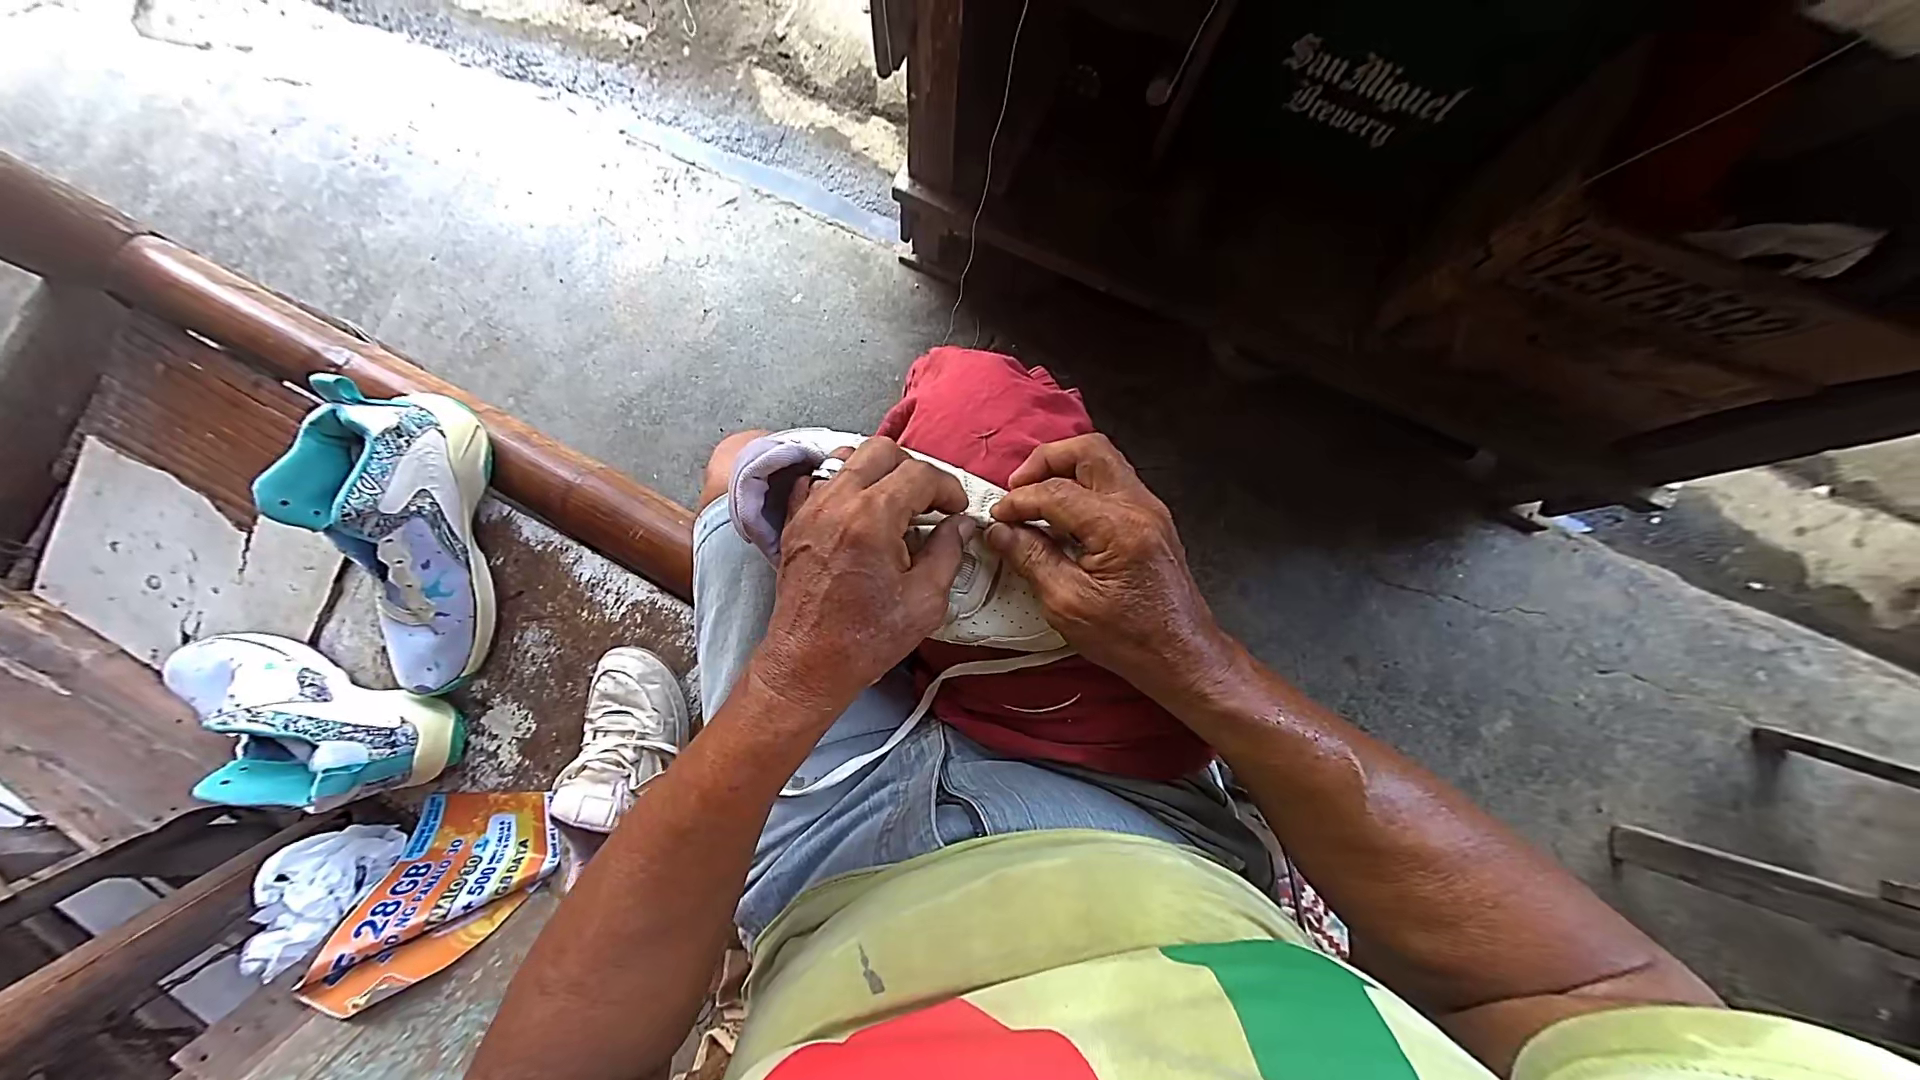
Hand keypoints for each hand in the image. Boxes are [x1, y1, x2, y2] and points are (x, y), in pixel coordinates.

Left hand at [749, 437, 972, 718]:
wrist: (809, 663)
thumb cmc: (864, 640)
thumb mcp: (925, 600)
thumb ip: (948, 552)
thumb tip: (960, 526)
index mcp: (872, 519)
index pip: (919, 474)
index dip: (947, 487)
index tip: (955, 508)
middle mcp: (837, 504)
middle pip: (882, 450)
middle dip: (914, 468)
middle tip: (930, 499)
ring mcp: (811, 510)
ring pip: (848, 457)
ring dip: (878, 470)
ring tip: (896, 501)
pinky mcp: (795, 523)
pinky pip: (818, 480)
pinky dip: (843, 482)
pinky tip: (858, 509)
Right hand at [986, 434, 1233, 705]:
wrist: (1181, 655)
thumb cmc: (1129, 638)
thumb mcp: (1067, 604)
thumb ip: (1031, 559)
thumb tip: (1000, 532)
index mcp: (1118, 527)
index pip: (1057, 491)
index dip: (1019, 500)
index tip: (998, 516)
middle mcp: (1139, 507)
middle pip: (1089, 450)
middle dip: (1045, 460)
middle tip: (1018, 488)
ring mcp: (1149, 510)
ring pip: (1103, 461)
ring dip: (1064, 470)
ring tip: (1035, 499)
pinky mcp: (1150, 520)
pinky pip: (1112, 483)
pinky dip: (1081, 487)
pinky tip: (1061, 516)